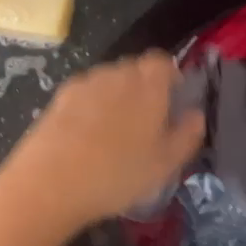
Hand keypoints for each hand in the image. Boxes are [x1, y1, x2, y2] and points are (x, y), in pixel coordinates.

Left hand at [4, 51, 204, 230]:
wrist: (49, 184)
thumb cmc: (117, 174)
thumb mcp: (165, 164)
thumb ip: (187, 134)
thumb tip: (195, 115)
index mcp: (149, 84)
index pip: (163, 61)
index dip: (169, 77)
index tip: (172, 103)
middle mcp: (117, 73)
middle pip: (135, 69)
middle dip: (143, 89)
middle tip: (146, 124)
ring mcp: (85, 83)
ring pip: (109, 82)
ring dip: (116, 98)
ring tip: (114, 134)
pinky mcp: (59, 98)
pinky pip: (85, 95)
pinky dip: (90, 108)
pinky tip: (86, 139)